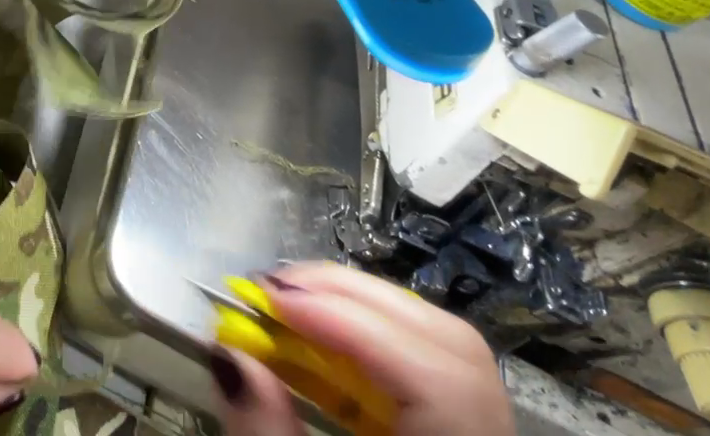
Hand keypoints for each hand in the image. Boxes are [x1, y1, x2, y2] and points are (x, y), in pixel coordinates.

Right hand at [207, 262, 514, 435]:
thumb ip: (264, 434)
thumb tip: (227, 353)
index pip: (439, 379)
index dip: (353, 325)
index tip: (270, 298)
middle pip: (446, 341)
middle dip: (351, 297)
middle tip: (271, 289)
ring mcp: (482, 431)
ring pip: (440, 344)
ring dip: (355, 308)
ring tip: (285, 305)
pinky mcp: (457, 428)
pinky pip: (426, 368)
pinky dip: (365, 340)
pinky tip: (313, 340)